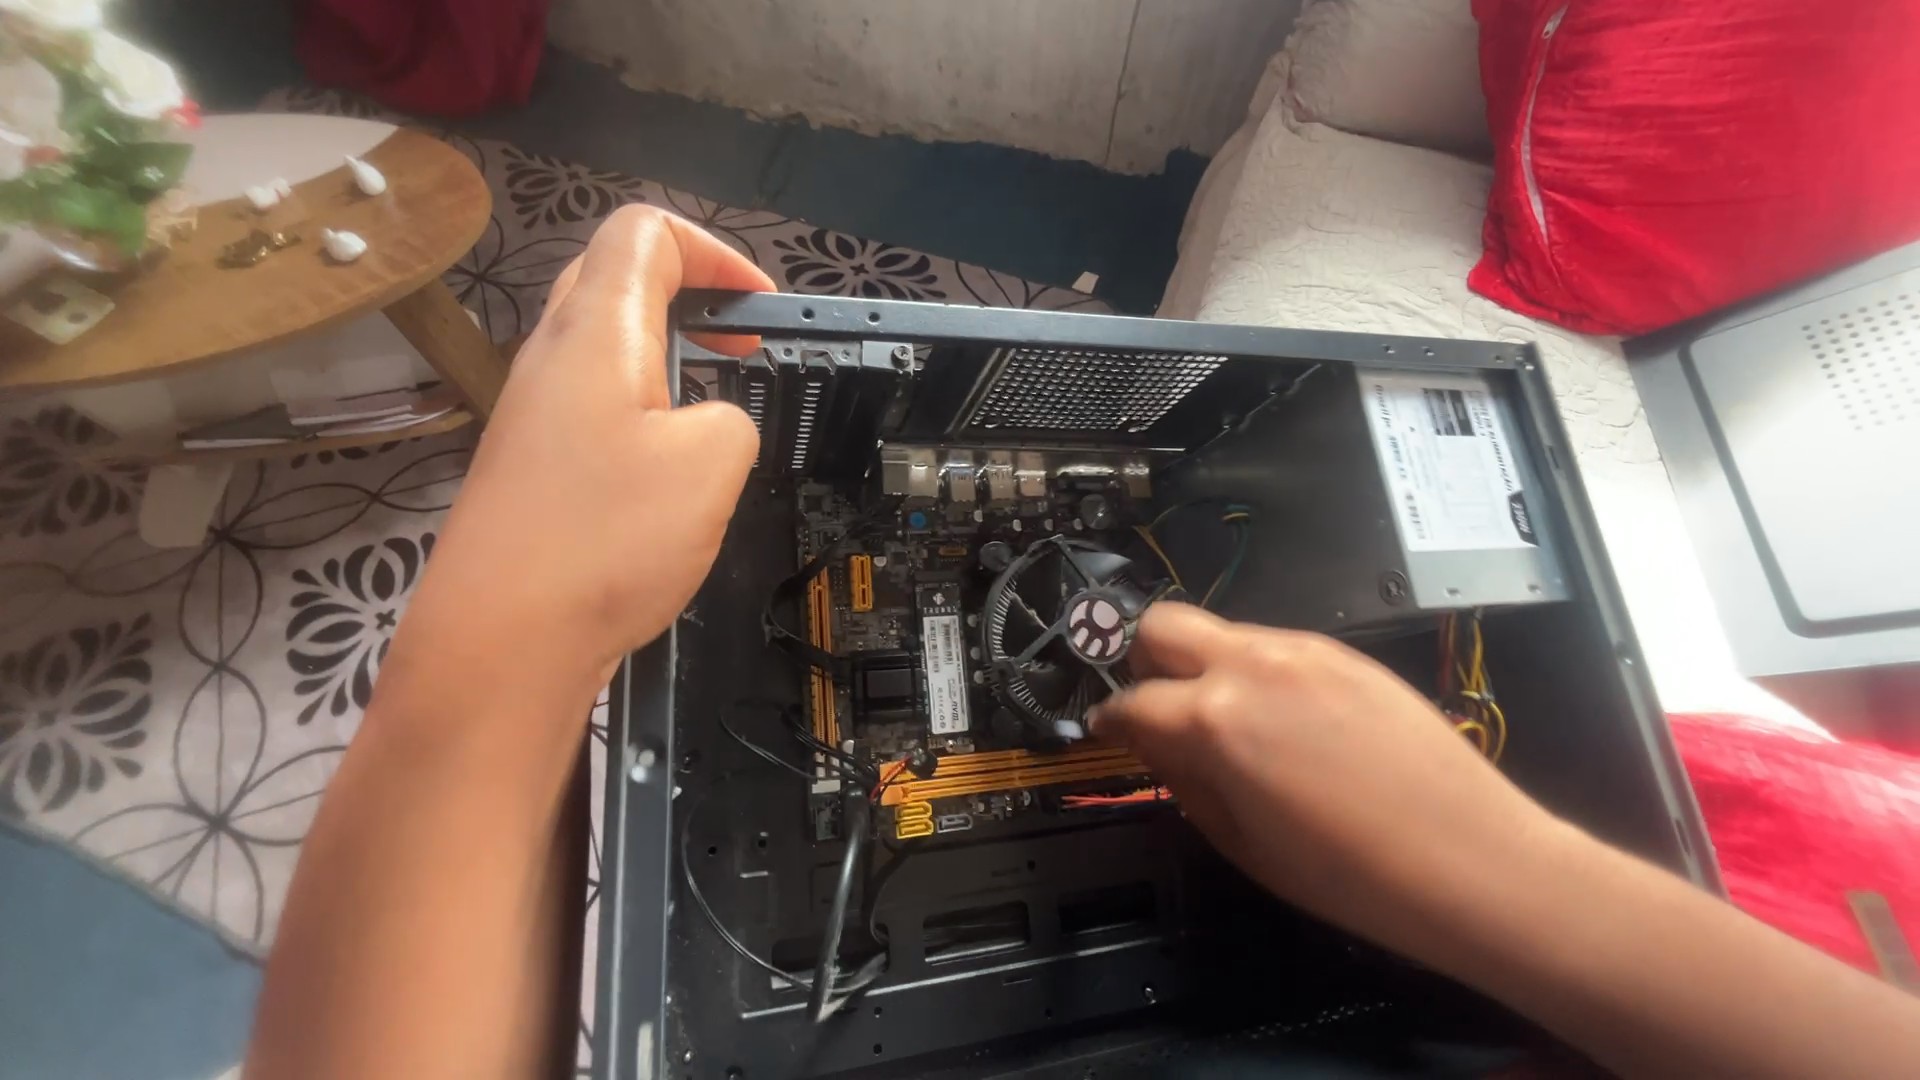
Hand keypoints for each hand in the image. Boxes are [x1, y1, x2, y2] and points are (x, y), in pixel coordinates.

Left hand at [403, 206, 773, 685]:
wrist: (504, 641)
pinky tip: (670, 463)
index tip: (763, 311)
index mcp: (596, 333)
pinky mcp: (534, 462)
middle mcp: (553, 356)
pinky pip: (596, 400)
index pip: (646, 235)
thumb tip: (711, 424)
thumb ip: (734, 417)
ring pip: (606, 342)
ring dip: (670, 353)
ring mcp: (535, 411)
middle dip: (695, 296)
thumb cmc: (609, 539)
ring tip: (716, 405)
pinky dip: (646, 404)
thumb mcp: (713, 463)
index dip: (717, 254)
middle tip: (744, 348)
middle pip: (618, 276)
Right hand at [1090, 603, 1561, 955]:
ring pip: (1217, 630)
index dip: (1109, 718)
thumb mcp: (1239, 839)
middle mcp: (1248, 665)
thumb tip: (1147, 740)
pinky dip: (1251, 670)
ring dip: (1200, 663)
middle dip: (1140, 657)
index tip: (1108, 729)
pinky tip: (1283, 718)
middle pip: (1159, 623)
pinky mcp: (1340, 651)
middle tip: (1155, 701)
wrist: (1479, 863)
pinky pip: (1270, 645)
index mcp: (1214, 719)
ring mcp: (1299, 650)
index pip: (1130, 700)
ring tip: (1227, 716)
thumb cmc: (1349, 875)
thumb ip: (1179, 775)